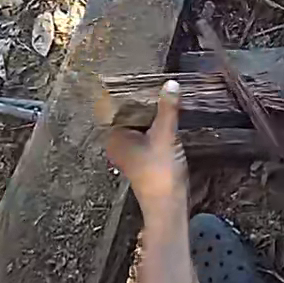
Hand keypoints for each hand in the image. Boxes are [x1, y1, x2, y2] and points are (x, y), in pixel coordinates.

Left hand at [106, 80, 188, 222]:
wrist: (168, 207)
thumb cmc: (160, 174)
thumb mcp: (165, 135)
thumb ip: (167, 108)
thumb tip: (171, 84)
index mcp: (113, 136)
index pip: (112, 106)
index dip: (123, 90)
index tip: (134, 75)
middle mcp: (117, 143)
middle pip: (125, 113)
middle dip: (138, 100)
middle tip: (152, 80)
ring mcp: (128, 152)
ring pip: (136, 124)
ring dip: (148, 112)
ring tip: (160, 93)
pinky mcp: (141, 158)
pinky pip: (144, 134)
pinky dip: (152, 125)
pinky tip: (165, 116)